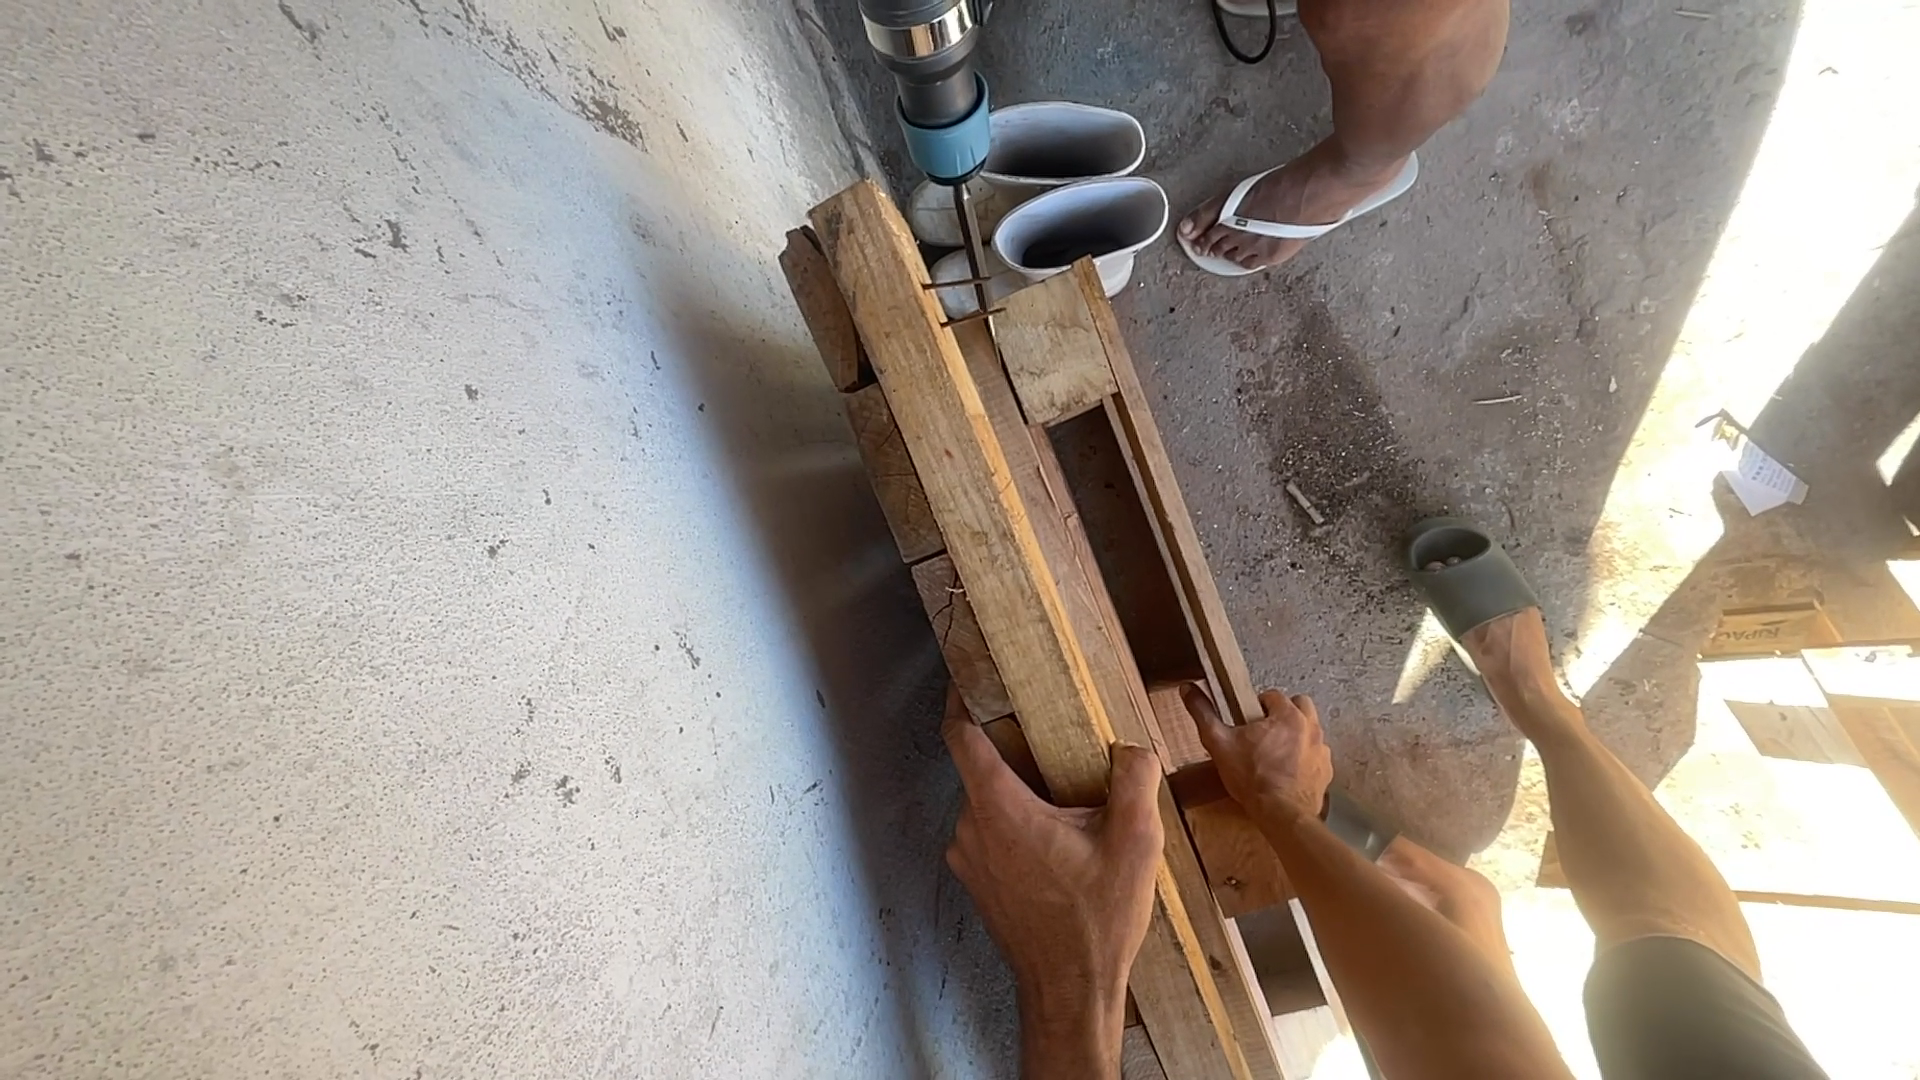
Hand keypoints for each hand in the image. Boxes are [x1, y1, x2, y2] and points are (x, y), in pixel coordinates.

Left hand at [941, 690, 1162, 1048]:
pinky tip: (1054, 840)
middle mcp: (971, 827)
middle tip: (1050, 743)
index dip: (958, 700)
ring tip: (1062, 799)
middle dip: (1011, 750)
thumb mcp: (1134, 843)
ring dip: (1016, 791)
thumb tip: (1131, 748)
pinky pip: (987, 832)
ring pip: (985, 802)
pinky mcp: (976, 880)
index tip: (965, 677)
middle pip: (979, 768)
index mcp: (999, 807)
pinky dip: (1012, 822)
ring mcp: (968, 857)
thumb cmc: (1095, 919)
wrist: (1070, 993)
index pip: (960, 736)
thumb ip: (1134, 779)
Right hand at [1184, 684, 1332, 820]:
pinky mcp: (1326, 771)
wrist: (1280, 814)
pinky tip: (1287, 770)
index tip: (1247, 720)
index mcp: (1287, 715)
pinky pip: (1316, 754)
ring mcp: (1321, 750)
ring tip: (1275, 751)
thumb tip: (1188, 690)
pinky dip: (1304, 757)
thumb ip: (1203, 713)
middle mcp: (1310, 728)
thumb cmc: (1252, 778)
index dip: (1257, 705)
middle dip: (1283, 713)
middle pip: (1300, 705)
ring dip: (1296, 734)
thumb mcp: (1218, 742)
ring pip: (1310, 729)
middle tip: (1264, 730)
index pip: (1273, 695)